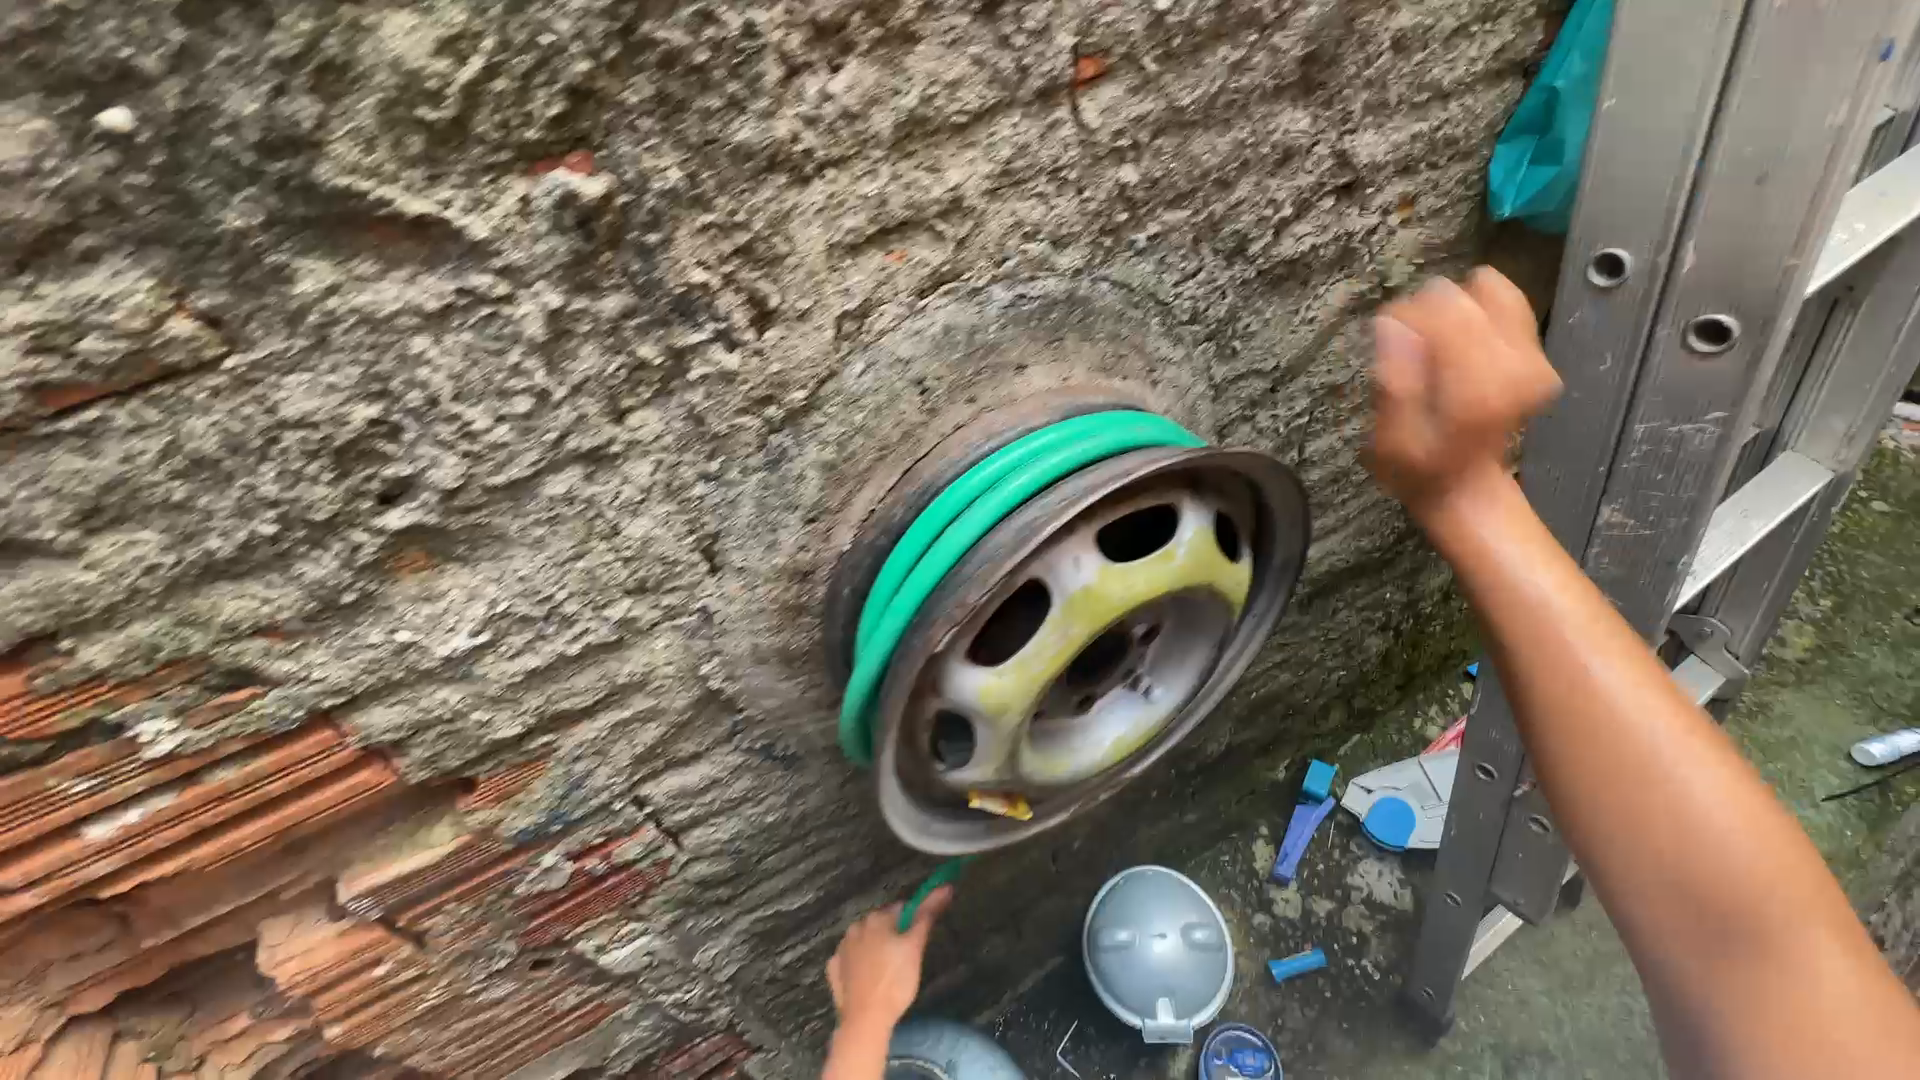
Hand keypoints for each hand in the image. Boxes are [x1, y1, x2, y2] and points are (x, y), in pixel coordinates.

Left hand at [825, 886, 952, 1034]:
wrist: (865, 1020)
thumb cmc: (895, 980)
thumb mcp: (915, 946)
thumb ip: (927, 914)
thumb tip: (945, 887)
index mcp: (876, 918)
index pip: (901, 910)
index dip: (912, 924)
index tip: (917, 943)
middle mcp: (855, 927)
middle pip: (880, 924)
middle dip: (892, 936)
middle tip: (904, 961)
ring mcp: (841, 949)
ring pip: (864, 940)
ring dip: (874, 948)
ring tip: (886, 972)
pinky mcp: (833, 970)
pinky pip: (849, 959)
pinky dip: (857, 964)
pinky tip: (866, 979)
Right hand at [1368, 268, 1561, 523]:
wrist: (1466, 485)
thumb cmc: (1418, 468)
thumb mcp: (1389, 440)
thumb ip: (1392, 383)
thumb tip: (1390, 324)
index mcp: (1478, 389)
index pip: (1444, 312)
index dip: (1406, 314)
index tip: (1386, 332)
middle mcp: (1517, 366)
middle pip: (1465, 299)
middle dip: (1428, 312)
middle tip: (1407, 346)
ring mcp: (1535, 359)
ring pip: (1490, 295)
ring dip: (1453, 311)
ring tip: (1433, 343)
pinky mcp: (1538, 355)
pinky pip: (1510, 304)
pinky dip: (1477, 313)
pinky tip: (1459, 341)